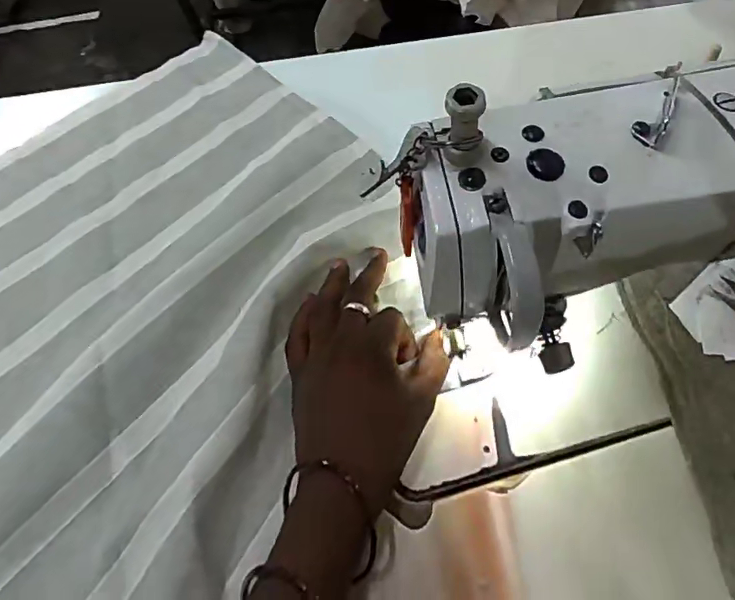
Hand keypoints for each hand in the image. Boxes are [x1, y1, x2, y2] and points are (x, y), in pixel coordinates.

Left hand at [284, 249, 450, 514]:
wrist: (340, 479)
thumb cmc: (385, 440)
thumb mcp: (421, 403)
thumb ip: (433, 363)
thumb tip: (436, 335)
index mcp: (372, 345)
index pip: (392, 320)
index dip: (403, 336)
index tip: (406, 362)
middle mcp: (341, 339)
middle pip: (355, 298)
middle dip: (369, 275)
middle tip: (376, 256)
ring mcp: (316, 353)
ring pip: (323, 308)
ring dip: (333, 284)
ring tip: (340, 265)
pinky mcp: (299, 369)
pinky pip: (298, 333)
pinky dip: (303, 314)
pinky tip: (309, 302)